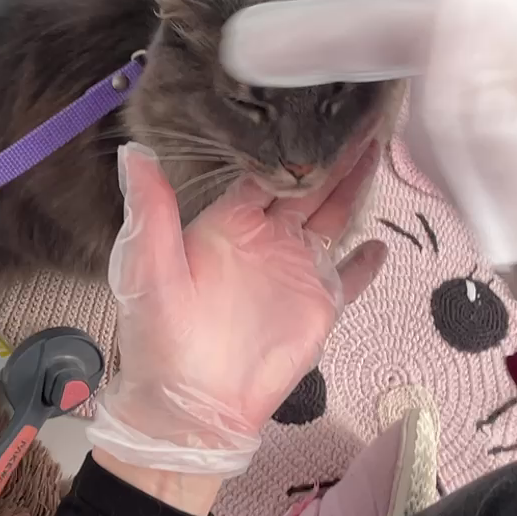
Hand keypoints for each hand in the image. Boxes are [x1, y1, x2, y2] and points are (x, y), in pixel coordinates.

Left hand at [85, 142, 386, 482]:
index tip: (312, 109)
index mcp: (228, 224)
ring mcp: (294, 272)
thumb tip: (135, 151)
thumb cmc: (160, 336)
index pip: (263, 172)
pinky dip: (365, 264)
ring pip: (333, 221)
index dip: (287, 144)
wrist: (191, 406)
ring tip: (381, 154)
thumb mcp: (147, 267)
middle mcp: (266, 240)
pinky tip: (382, 244)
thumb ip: (150, 209)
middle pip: (307, 187)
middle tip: (363, 116)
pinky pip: (348, 279)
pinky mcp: (318, 307)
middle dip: (333, 156)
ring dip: (354, 191)